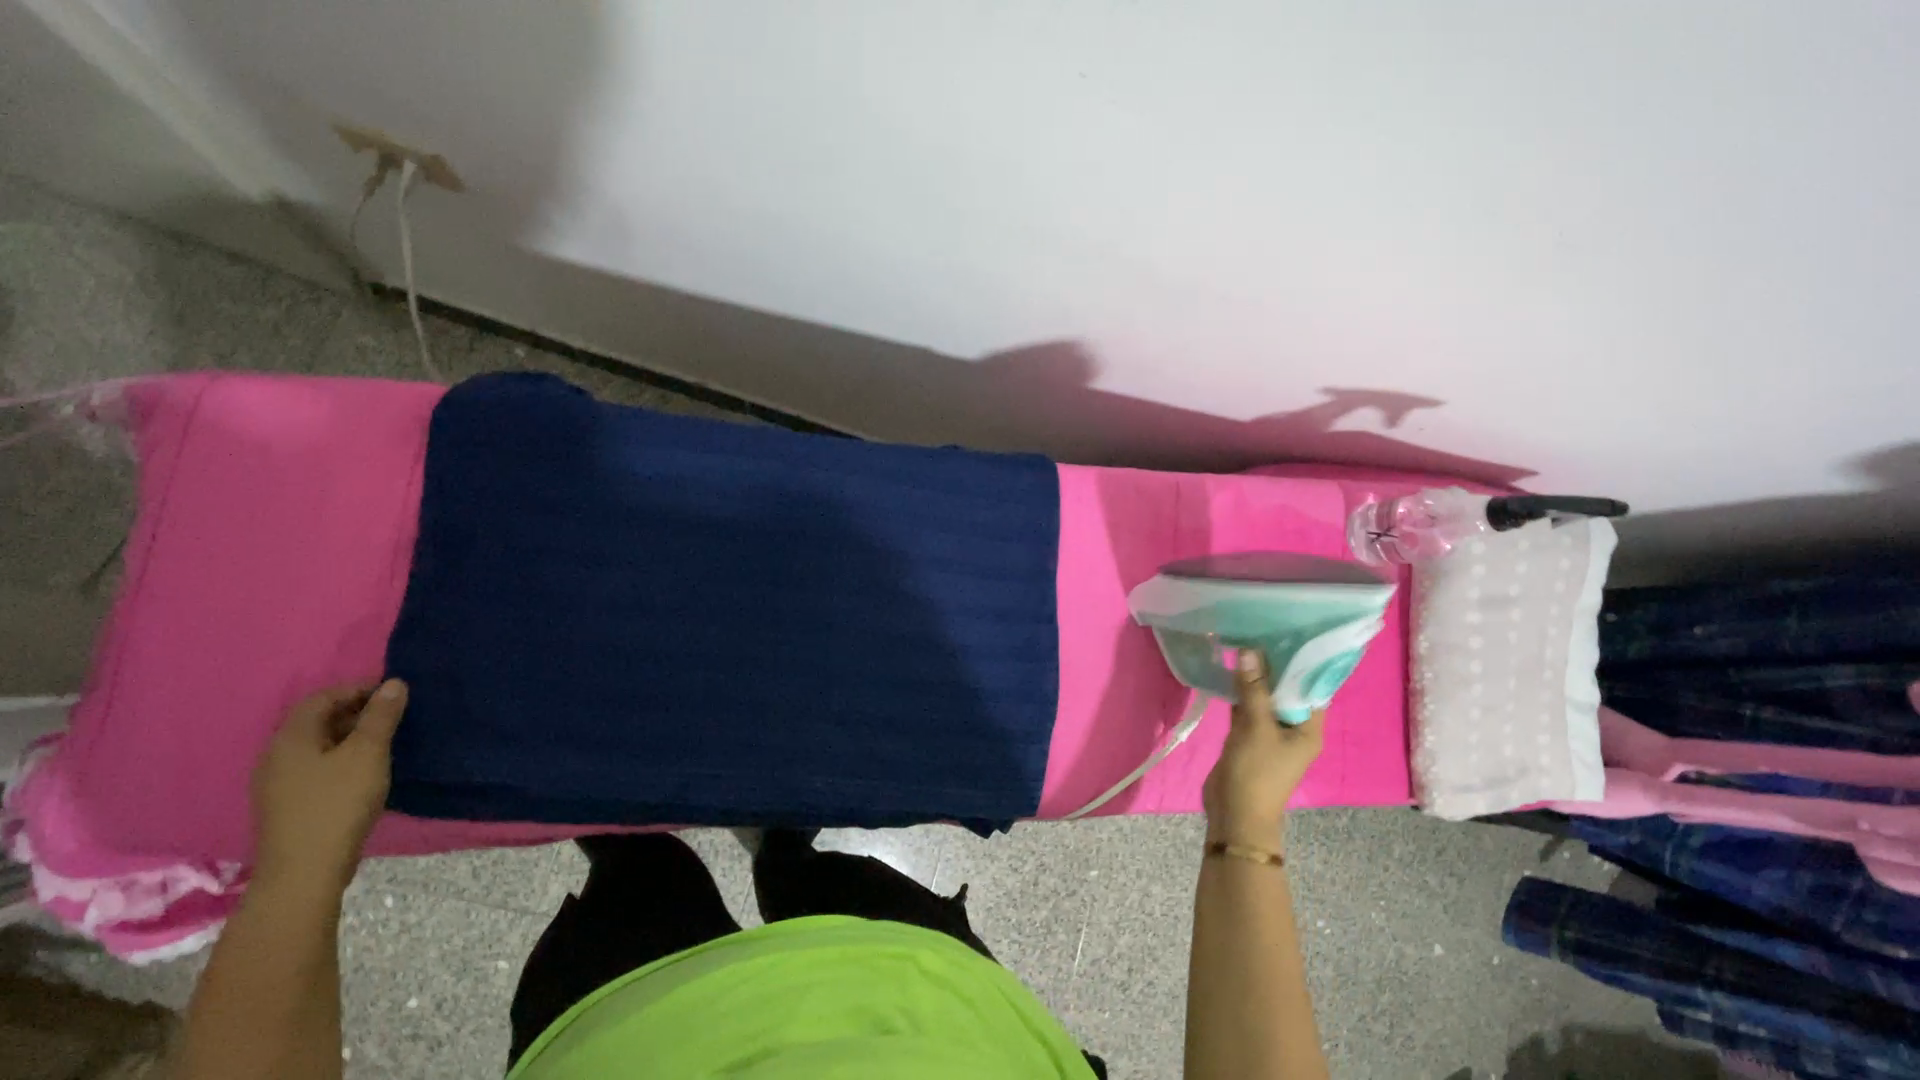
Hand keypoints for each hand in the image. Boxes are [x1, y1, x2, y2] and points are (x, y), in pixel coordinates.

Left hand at [250, 680, 406, 898]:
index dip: (358, 690)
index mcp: (291, 736)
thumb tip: (393, 683)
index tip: (393, 695)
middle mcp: (276, 754)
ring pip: (316, 746)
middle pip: (316, 720)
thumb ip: (381, 716)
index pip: (323, 697)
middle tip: (393, 718)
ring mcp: (276, 782)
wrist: (304, 872)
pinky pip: (314, 768)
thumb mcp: (368, 754)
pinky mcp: (285, 805)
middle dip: (355, 713)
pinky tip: (362, 774)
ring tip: (383, 745)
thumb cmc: (338, 804)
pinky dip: (340, 760)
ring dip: (349, 738)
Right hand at [1202, 651, 1323, 850]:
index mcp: (1309, 728)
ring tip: (1243, 643)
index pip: (1311, 687)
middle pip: (1287, 691)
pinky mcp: (1248, 738)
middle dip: (1273, 666)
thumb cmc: (1256, 772)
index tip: (1288, 632)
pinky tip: (1229, 671)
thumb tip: (1249, 650)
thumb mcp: (1255, 727)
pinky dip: (1240, 694)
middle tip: (1260, 631)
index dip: (1301, 662)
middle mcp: (1294, 728)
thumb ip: (1253, 688)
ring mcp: (1270, 734)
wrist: (1234, 814)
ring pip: (1265, 699)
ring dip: (1255, 679)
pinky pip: (1248, 710)